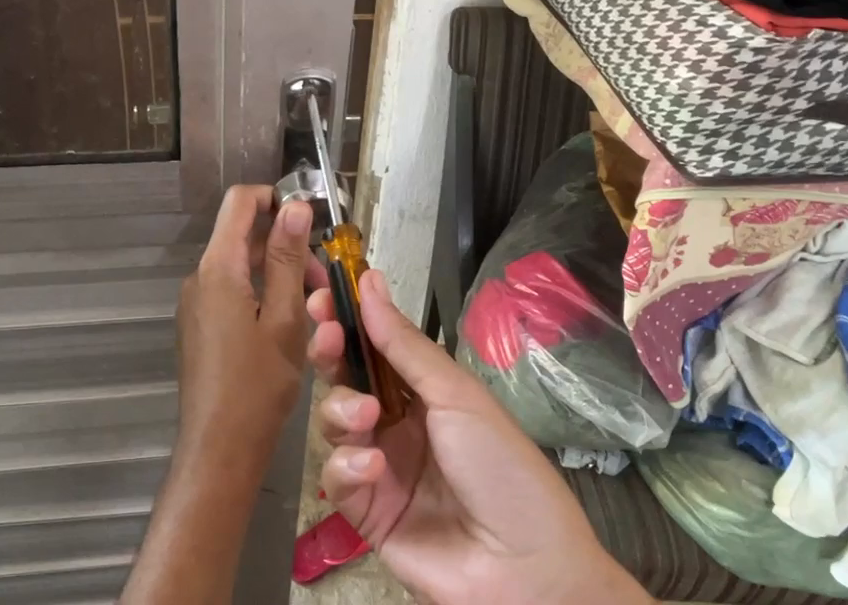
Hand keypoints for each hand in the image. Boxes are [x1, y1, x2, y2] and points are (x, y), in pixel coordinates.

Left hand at [174, 185, 317, 475]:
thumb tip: (295, 205)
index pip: (239, 202)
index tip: (311, 221)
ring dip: (278, 274)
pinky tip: (288, 327)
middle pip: (242, 235)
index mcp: (217, 267)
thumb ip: (288, 259)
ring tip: (314, 309)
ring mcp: (196, 303)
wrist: (219, 449)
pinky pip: (231, 292)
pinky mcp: (199, 325)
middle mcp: (199, 277)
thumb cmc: (258, 385)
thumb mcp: (285, 319)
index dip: (275, 197)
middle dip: (286, 246)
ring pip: (240, 266)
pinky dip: (261, 294)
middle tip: (325, 282)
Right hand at [309, 269, 652, 604]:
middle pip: (345, 377)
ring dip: (342, 409)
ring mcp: (379, 465)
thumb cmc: (500, 466)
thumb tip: (370, 281)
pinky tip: (373, 468)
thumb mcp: (457, 395)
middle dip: (330, 352)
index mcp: (423, 391)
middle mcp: (396, 421)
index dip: (347, 320)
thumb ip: (404, 344)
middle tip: (325, 338)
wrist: (524, 567)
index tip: (323, 296)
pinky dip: (347, 464)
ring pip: (335, 419)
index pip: (374, 345)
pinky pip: (337, 474)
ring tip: (367, 417)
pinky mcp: (364, 510)